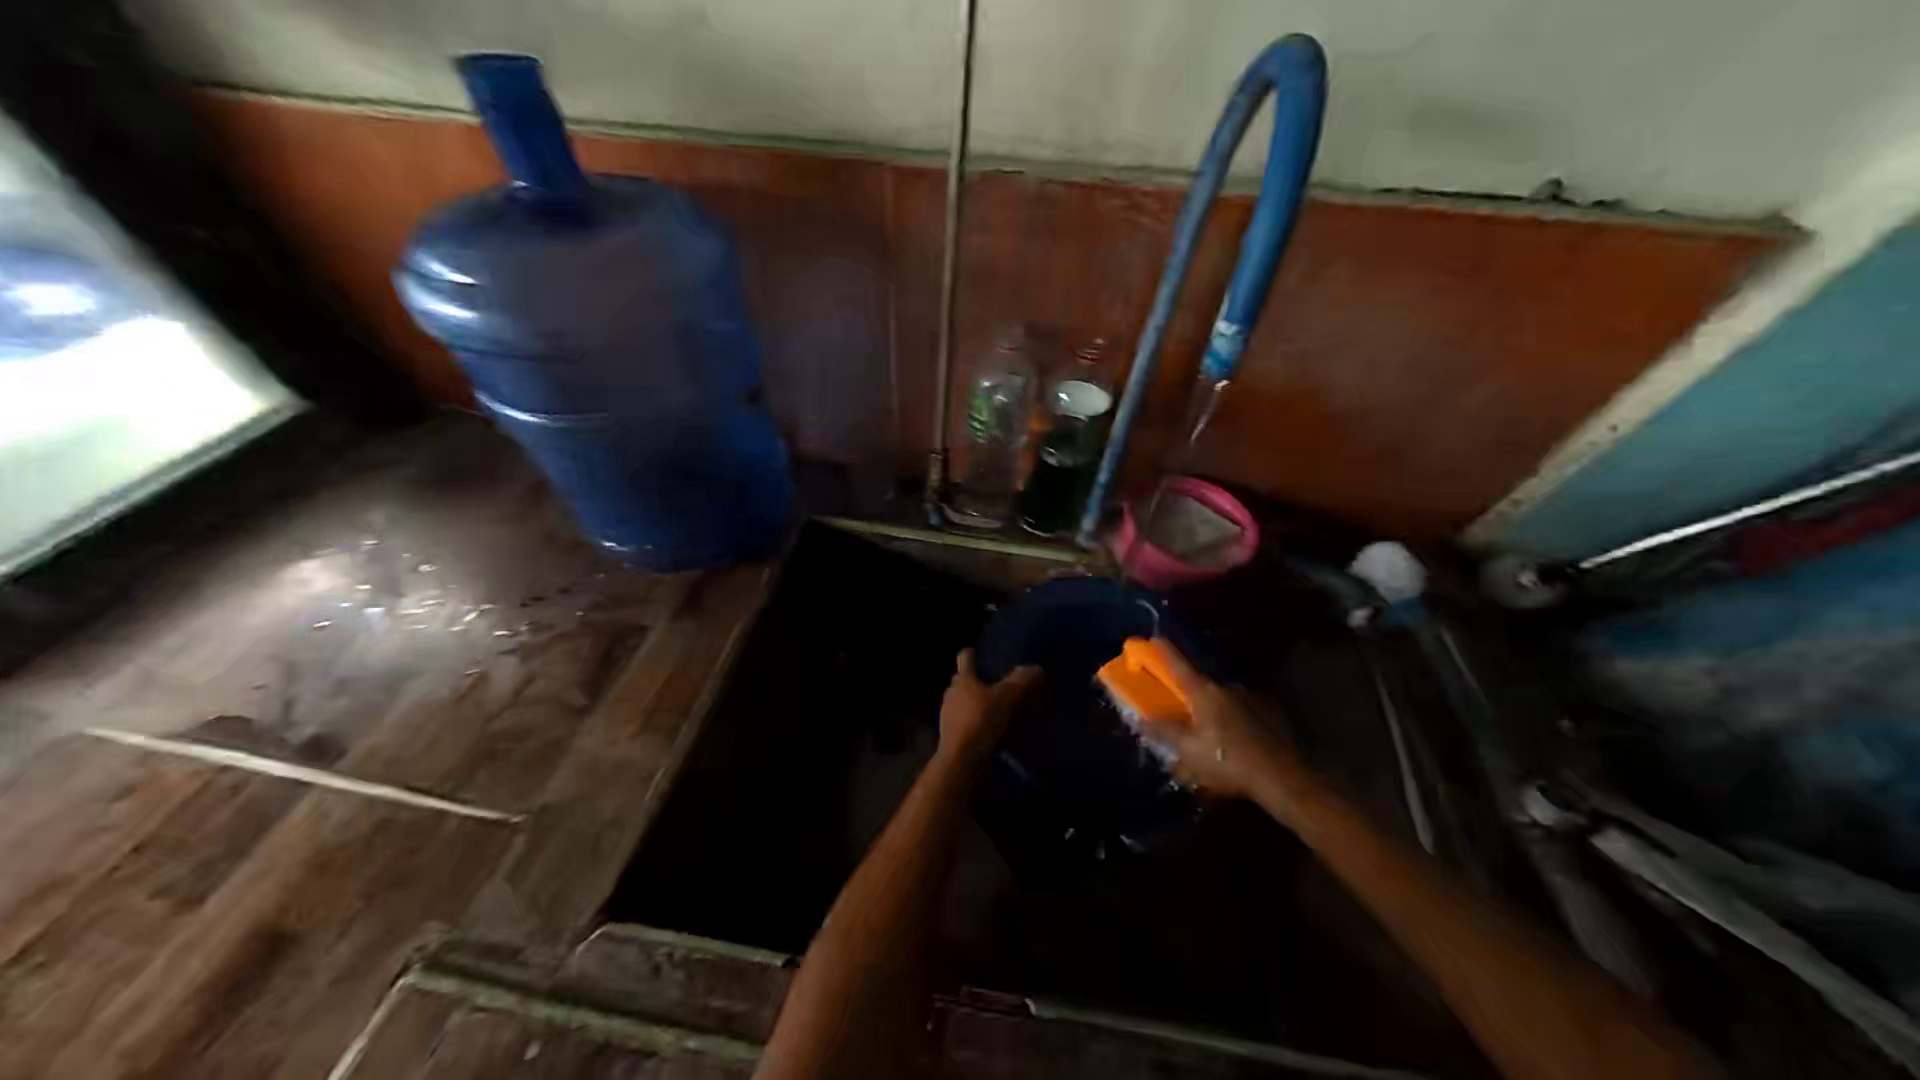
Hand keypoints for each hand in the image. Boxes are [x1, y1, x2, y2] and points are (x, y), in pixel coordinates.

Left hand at [938, 649, 1039, 764]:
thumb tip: (1036, 668)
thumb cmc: (981, 722)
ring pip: (962, 703)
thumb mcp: (1007, 698)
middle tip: (997, 685)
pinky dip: (976, 724)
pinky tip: (990, 732)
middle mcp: (951, 694)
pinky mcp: (951, 737)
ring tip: (996, 710)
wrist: (961, 761)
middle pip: (963, 681)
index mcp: (963, 679)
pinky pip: (964, 723)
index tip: (982, 654)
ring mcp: (948, 716)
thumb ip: (1022, 682)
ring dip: (976, 705)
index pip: (965, 657)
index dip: (974, 654)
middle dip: (977, 681)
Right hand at [1135, 638, 1300, 801]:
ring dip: (1209, 709)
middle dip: (1186, 693)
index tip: (1153, 638)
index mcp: (1205, 692)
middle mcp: (1227, 687)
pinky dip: (1228, 719)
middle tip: (1176, 708)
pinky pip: (1238, 709)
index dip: (1163, 651)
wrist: (1284, 778)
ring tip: (1205, 733)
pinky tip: (1230, 740)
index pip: (1178, 664)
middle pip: (1199, 684)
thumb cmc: (1229, 762)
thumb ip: (1164, 731)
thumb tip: (1142, 717)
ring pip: (1220, 698)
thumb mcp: (1188, 750)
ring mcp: (1250, 698)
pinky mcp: (1268, 712)